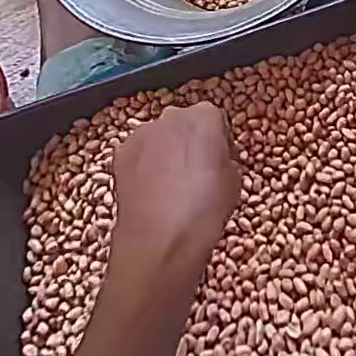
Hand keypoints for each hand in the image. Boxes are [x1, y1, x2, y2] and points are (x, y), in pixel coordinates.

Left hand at [108, 103, 241, 284]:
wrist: (161, 239)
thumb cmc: (205, 208)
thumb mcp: (234, 181)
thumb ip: (224, 159)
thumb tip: (215, 162)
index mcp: (205, 116)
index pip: (217, 121)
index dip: (221, 143)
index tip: (221, 163)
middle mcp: (171, 116)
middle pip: (186, 124)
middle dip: (191, 143)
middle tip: (198, 174)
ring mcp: (141, 134)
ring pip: (160, 138)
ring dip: (166, 153)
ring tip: (173, 187)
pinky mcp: (120, 154)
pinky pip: (139, 155)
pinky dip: (145, 167)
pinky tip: (152, 193)